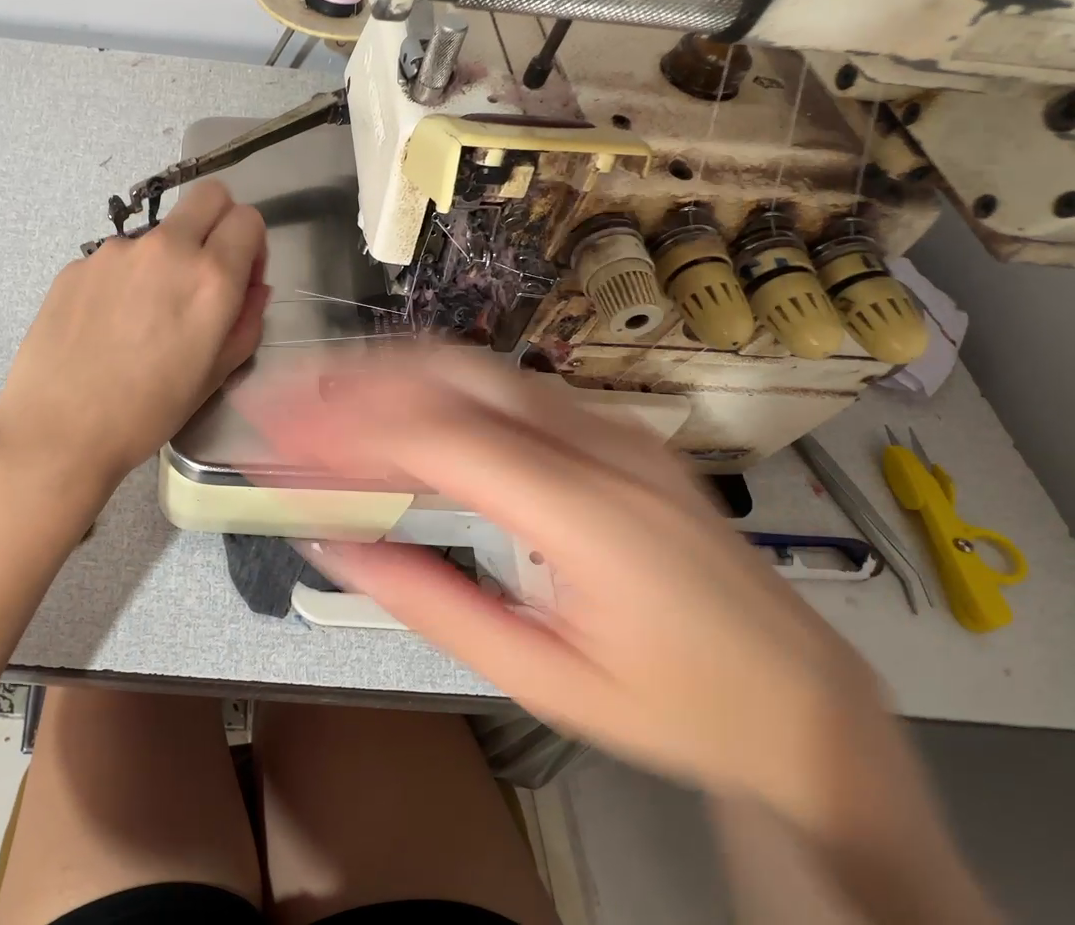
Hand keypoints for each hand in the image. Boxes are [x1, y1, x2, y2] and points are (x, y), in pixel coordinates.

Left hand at [0, 181, 267, 489]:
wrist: (60, 429)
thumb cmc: (147, 414)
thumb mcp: (214, 376)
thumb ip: (245, 323)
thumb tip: (252, 290)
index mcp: (210, 278)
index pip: (249, 219)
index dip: (251, 248)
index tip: (239, 281)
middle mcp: (165, 249)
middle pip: (210, 197)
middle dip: (219, 224)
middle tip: (204, 274)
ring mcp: (115, 252)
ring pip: (158, 233)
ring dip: (165, 259)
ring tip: (143, 318)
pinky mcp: (77, 264)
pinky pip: (116, 258)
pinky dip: (124, 279)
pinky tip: (106, 326)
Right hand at [242, 347, 891, 828]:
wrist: (798, 697)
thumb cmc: (673, 704)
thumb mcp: (540, 675)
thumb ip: (431, 602)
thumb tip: (338, 545)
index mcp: (586, 510)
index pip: (437, 438)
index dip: (344, 432)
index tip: (276, 442)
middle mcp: (601, 447)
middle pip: (453, 377)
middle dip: (351, 381)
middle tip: (282, 403)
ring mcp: (614, 432)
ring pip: (477, 370)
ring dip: (387, 377)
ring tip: (317, 398)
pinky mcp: (615, 436)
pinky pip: (506, 392)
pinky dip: (432, 392)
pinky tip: (392, 411)